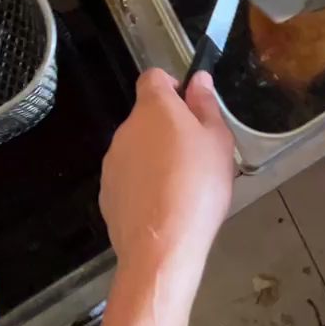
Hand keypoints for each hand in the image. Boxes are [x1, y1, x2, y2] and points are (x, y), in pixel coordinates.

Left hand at [99, 69, 235, 280]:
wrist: (162, 248)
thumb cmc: (198, 185)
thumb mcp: (217, 140)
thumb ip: (206, 105)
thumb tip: (198, 79)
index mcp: (153, 108)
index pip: (154, 77)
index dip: (172, 86)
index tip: (190, 107)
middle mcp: (126, 129)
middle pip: (146, 116)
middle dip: (168, 127)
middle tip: (195, 152)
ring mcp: (112, 162)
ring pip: (137, 148)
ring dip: (154, 156)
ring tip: (181, 186)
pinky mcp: (106, 194)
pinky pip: (128, 178)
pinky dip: (142, 184)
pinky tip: (163, 208)